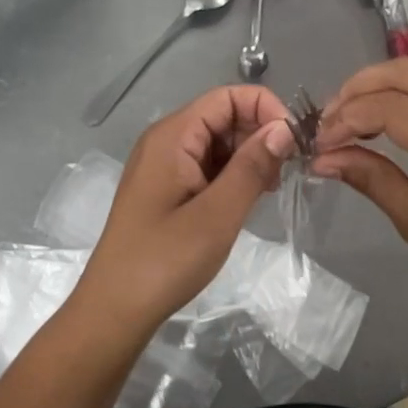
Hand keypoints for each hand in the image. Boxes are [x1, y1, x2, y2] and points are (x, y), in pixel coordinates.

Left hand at [77, 85, 297, 330]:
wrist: (114, 311)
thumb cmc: (164, 260)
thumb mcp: (217, 214)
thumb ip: (252, 167)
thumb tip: (284, 130)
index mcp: (173, 135)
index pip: (227, 96)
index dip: (265, 108)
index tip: (294, 141)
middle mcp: (166, 140)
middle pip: (222, 115)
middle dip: (259, 132)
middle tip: (287, 170)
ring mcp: (164, 164)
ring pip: (217, 141)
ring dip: (249, 155)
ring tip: (271, 187)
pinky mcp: (166, 188)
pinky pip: (206, 164)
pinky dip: (233, 173)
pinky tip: (249, 197)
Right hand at [312, 58, 407, 301]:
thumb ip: (371, 181)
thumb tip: (323, 159)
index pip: (389, 109)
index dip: (347, 119)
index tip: (320, 143)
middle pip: (400, 73)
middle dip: (355, 88)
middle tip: (327, 121)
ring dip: (373, 84)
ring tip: (345, 117)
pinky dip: (393, 89)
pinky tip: (375, 117)